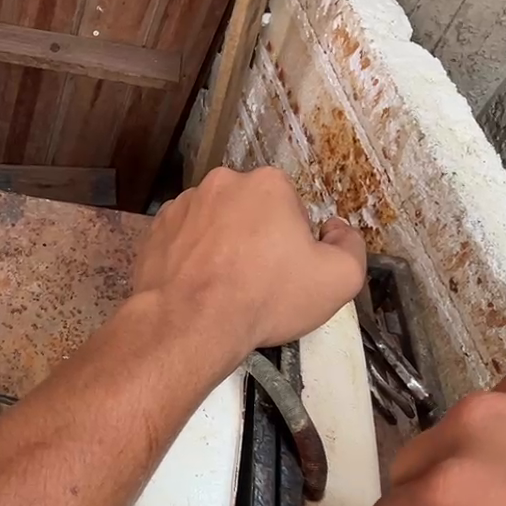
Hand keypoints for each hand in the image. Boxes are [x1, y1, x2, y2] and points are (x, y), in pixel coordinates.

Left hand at [132, 166, 365, 351]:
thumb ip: (350, 245)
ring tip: (221, 285)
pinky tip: (195, 284)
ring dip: (220, 244)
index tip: (286, 269)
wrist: (189, 322)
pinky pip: (182, 238)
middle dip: (255, 237)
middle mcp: (221, 182)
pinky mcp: (154, 228)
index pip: (291, 207)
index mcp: (267, 183)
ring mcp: (182, 204)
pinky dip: (189, 256)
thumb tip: (336, 229)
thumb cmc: (267, 297)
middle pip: (249, 210)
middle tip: (255, 279)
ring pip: (213, 222)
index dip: (294, 241)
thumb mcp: (340, 279)